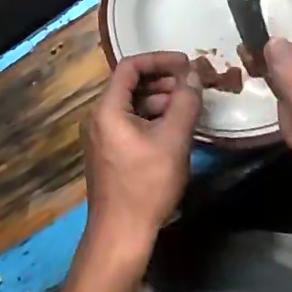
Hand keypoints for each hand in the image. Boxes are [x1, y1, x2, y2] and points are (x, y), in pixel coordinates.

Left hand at [83, 52, 203, 248]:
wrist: (121, 231)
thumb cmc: (146, 184)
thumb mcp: (173, 140)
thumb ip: (184, 103)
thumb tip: (193, 76)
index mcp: (106, 108)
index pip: (130, 66)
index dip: (159, 59)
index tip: (187, 64)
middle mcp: (98, 116)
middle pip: (130, 85)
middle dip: (163, 82)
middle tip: (193, 87)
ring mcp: (100, 135)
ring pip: (131, 105)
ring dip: (159, 101)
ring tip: (189, 108)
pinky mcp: (107, 151)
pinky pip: (129, 123)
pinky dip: (151, 119)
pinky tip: (175, 128)